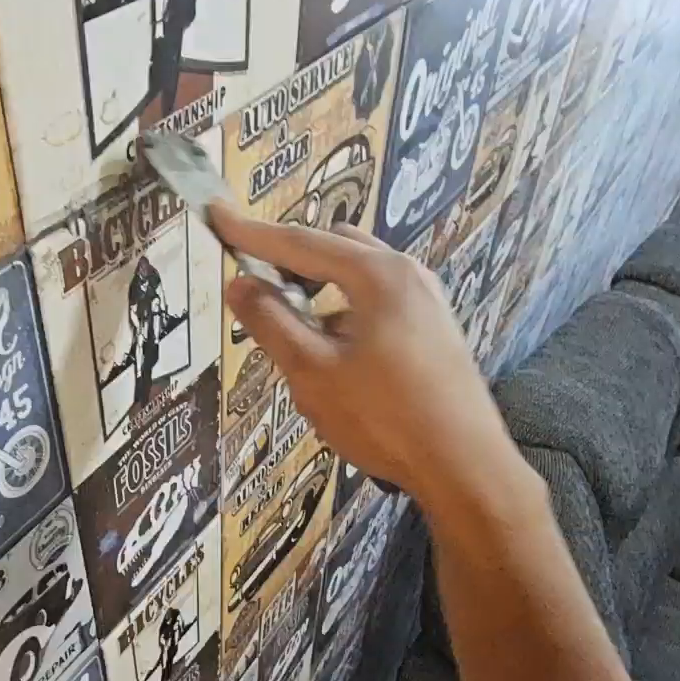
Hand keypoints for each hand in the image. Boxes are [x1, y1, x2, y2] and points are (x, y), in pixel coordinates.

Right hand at [208, 203, 529, 511]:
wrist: (463, 465)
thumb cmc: (383, 417)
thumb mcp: (312, 372)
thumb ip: (271, 323)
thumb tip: (238, 283)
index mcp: (377, 274)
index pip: (300, 242)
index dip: (252, 233)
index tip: (216, 216)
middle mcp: (407, 273)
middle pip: (334, 249)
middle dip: (290, 261)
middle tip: (255, 286)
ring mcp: (427, 300)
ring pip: (356, 278)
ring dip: (318, 293)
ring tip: (294, 336)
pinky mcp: (433, 328)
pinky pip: (377, 303)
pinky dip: (344, 314)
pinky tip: (336, 360)